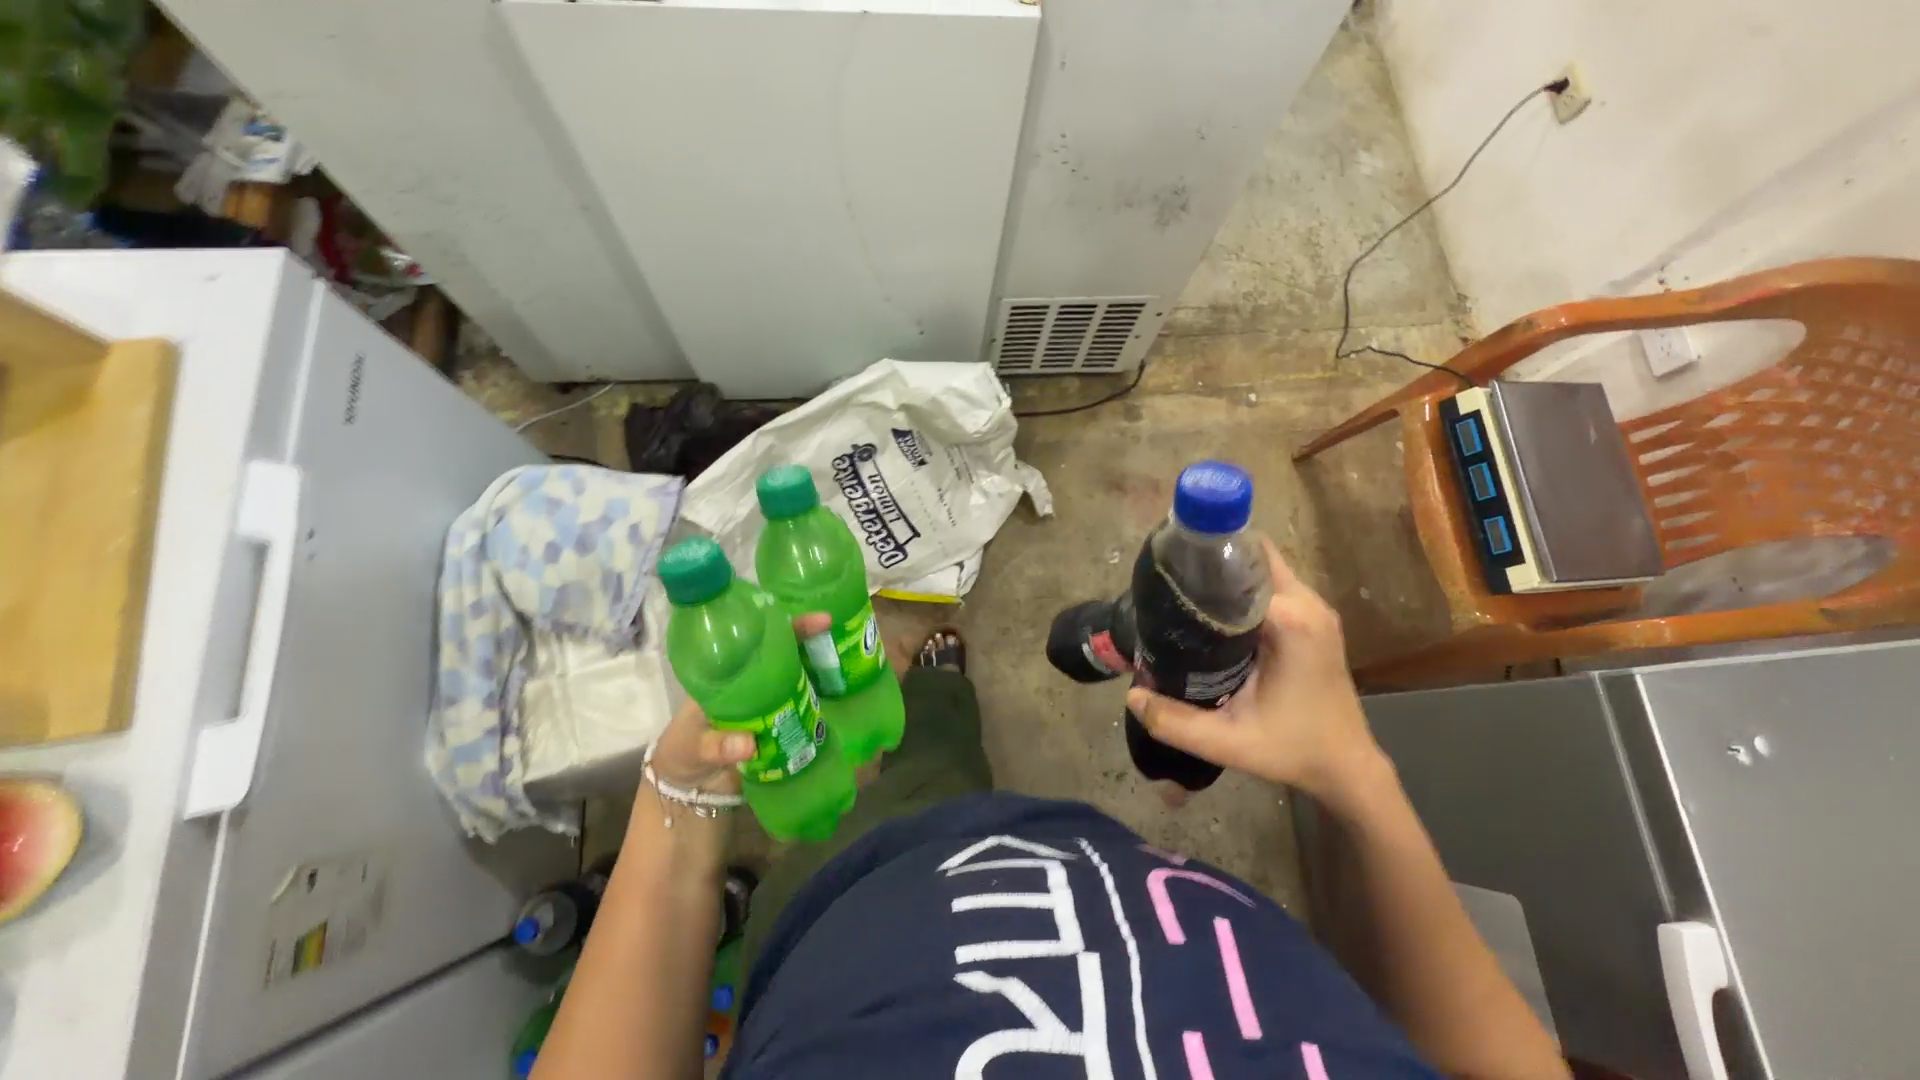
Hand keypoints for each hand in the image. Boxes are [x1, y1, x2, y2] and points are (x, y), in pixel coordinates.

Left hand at [645, 613, 835, 795]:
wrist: (689, 791)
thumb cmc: (682, 754)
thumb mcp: (693, 746)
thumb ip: (718, 745)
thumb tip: (750, 744)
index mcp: (729, 674)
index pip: (761, 640)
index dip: (791, 627)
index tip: (820, 620)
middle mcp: (754, 682)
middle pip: (789, 655)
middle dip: (816, 645)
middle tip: (841, 642)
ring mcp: (771, 704)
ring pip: (802, 680)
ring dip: (824, 675)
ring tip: (848, 668)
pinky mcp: (783, 727)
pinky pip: (807, 710)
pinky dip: (823, 705)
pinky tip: (843, 702)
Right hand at [1125, 538, 1386, 802]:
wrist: (1346, 767)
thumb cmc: (1292, 750)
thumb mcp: (1227, 742)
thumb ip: (1174, 722)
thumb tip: (1131, 695)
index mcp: (1290, 620)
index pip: (1241, 563)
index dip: (1202, 561)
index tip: (1167, 571)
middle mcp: (1308, 604)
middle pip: (1253, 556)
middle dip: (1212, 562)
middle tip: (1172, 583)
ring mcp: (1316, 611)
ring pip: (1264, 570)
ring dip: (1228, 576)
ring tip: (1187, 596)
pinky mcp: (1316, 622)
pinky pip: (1274, 589)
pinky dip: (1245, 591)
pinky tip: (1215, 615)